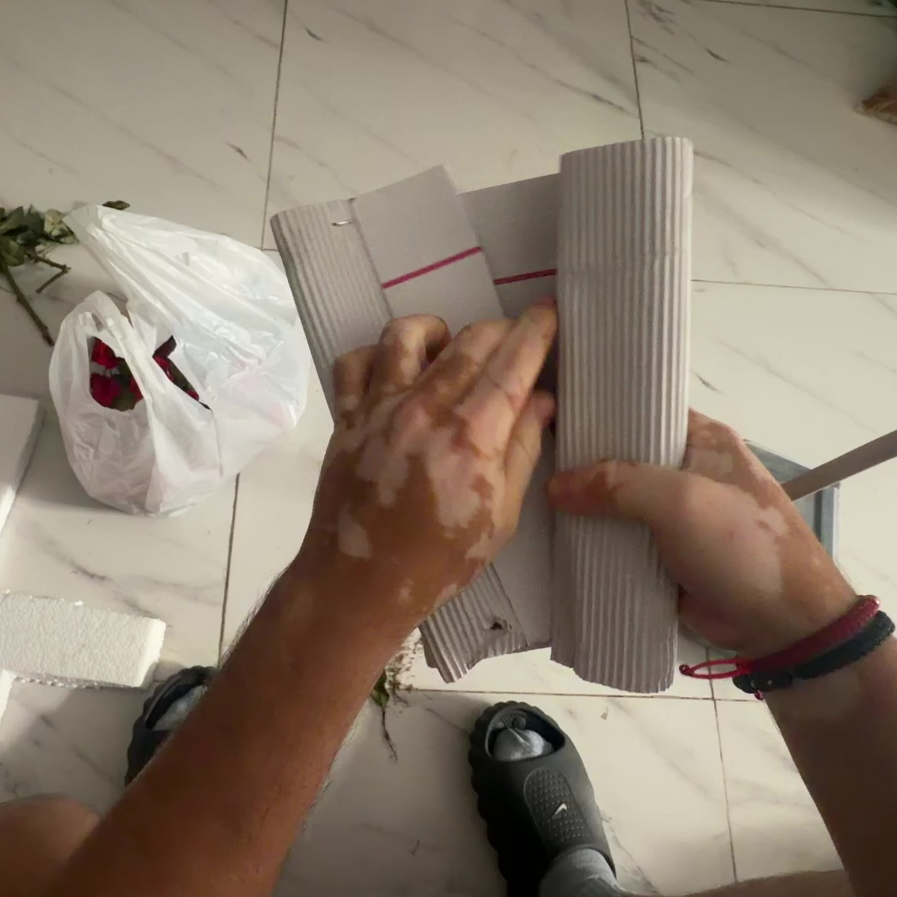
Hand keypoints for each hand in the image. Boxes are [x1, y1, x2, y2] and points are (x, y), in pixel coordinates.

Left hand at [290, 303, 557, 641]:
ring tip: (450, 349)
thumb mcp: (500, 517)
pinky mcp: (347, 417)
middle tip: (512, 342)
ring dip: (438, 331)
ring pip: (407, 335)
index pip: (513, 362)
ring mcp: (379, 408)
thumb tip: (541, 400)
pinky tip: (394, 371)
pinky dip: (376, 355)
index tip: (549, 313)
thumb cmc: (438, 561)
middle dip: (500, 330)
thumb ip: (521, 450)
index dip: (537, 331)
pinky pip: (354, 362)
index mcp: (472, 436)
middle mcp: (425, 408)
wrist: (359, 583)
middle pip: (469, 340)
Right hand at [547, 410, 855, 655]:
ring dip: (579, 502)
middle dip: (578, 459)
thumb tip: (553, 486)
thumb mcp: (681, 500)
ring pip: (612, 498)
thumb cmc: (742, 545)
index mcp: (700, 438)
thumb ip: (617, 484)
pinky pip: (614, 535)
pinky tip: (551, 532)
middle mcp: (683, 468)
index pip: (639, 409)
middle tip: (527, 456)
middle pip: (618, 455)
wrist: (782, 625)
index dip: (596, 408)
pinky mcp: (658, 550)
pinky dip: (589, 536)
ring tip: (529, 493)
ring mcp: (670, 512)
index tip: (548, 410)